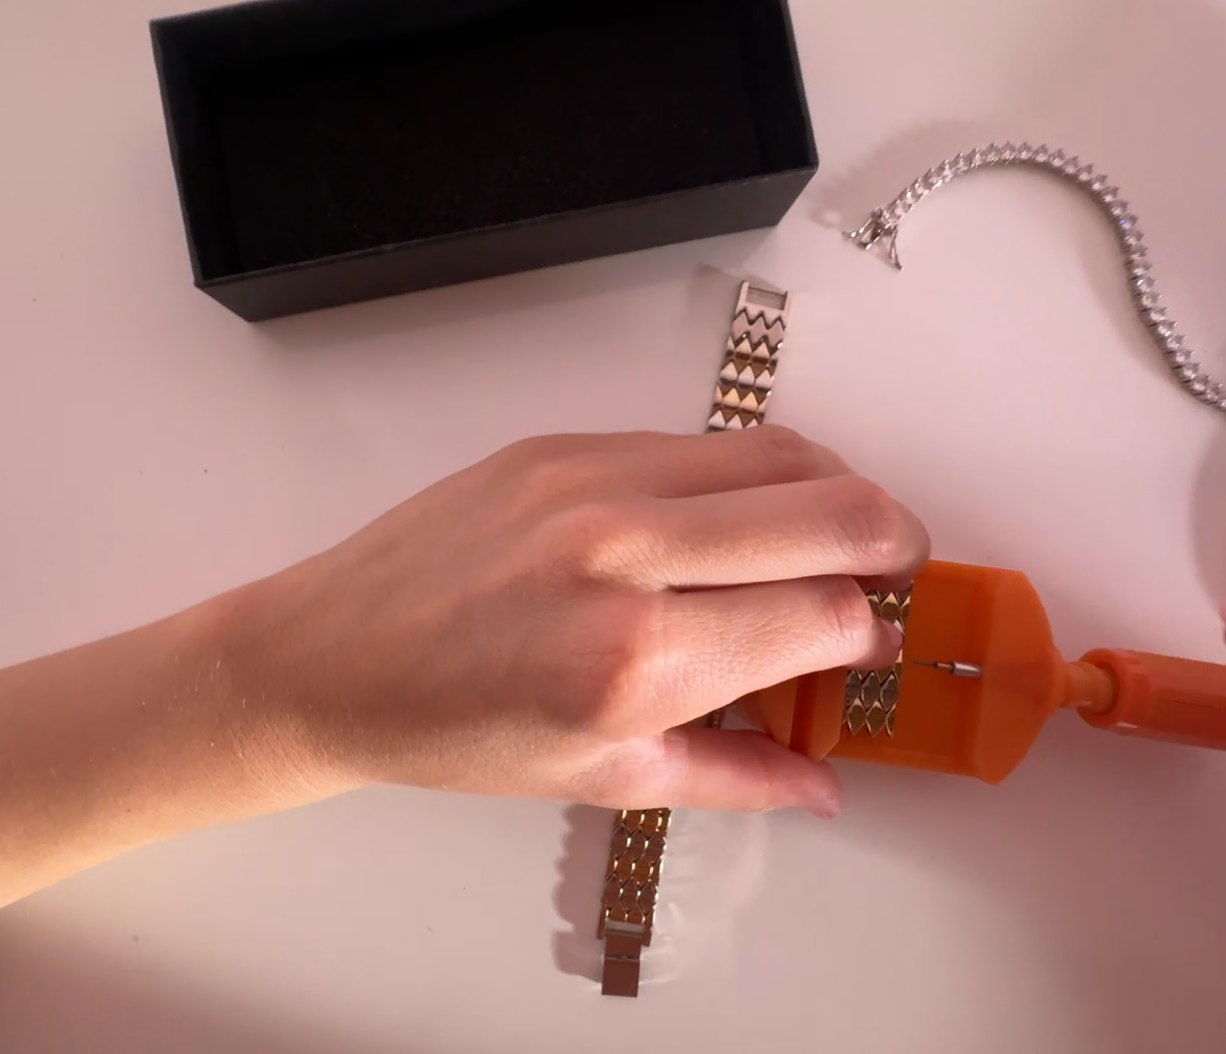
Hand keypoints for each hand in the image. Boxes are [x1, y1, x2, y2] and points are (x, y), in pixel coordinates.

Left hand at [213, 426, 928, 816]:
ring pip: (774, 451)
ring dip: (829, 491)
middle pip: (830, 508)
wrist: (334, 655)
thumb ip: (732, 776)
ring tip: (824, 533)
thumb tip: (828, 784)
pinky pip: (694, 441)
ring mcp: (591, 478)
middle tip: (891, 568)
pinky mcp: (560, 441)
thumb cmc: (458, 733)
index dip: (868, 631)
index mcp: (640, 657)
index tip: (867, 642)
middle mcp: (625, 549)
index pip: (823, 615)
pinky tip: (728, 513)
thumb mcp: (599, 775)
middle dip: (891, 540)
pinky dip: (743, 473)